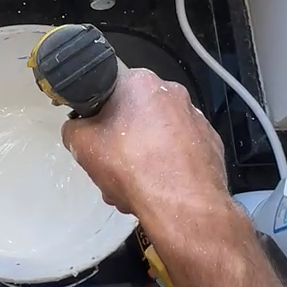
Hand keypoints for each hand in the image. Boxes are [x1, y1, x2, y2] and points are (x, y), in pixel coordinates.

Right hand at [61, 68, 229, 225]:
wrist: (183, 205)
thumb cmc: (131, 167)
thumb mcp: (82, 146)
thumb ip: (73, 129)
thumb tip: (77, 128)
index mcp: (140, 81)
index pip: (110, 90)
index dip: (98, 114)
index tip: (96, 135)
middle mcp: (173, 91)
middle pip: (136, 114)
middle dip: (123, 140)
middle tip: (115, 166)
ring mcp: (197, 117)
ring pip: (159, 134)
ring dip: (146, 154)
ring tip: (138, 185)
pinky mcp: (212, 143)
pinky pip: (183, 150)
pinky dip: (172, 164)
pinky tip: (163, 187)